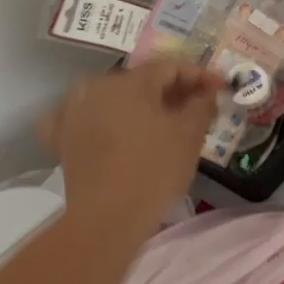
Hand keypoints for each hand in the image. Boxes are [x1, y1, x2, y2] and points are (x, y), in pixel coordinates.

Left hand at [38, 59, 225, 232]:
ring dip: (138, 103)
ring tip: (159, 120)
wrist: (108, 217)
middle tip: (197, 107)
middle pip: (141, 80)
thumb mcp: (190, 135)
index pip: (171, 67)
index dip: (200, 75)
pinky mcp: (61, 138)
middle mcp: (97, 87)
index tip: (221, 88)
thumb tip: (205, 92)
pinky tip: (107, 127)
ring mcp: (73, 112)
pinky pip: (81, 117)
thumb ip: (201, 105)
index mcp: (130, 82)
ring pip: (112, 97)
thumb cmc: (155, 170)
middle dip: (171, 90)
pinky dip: (98, 118)